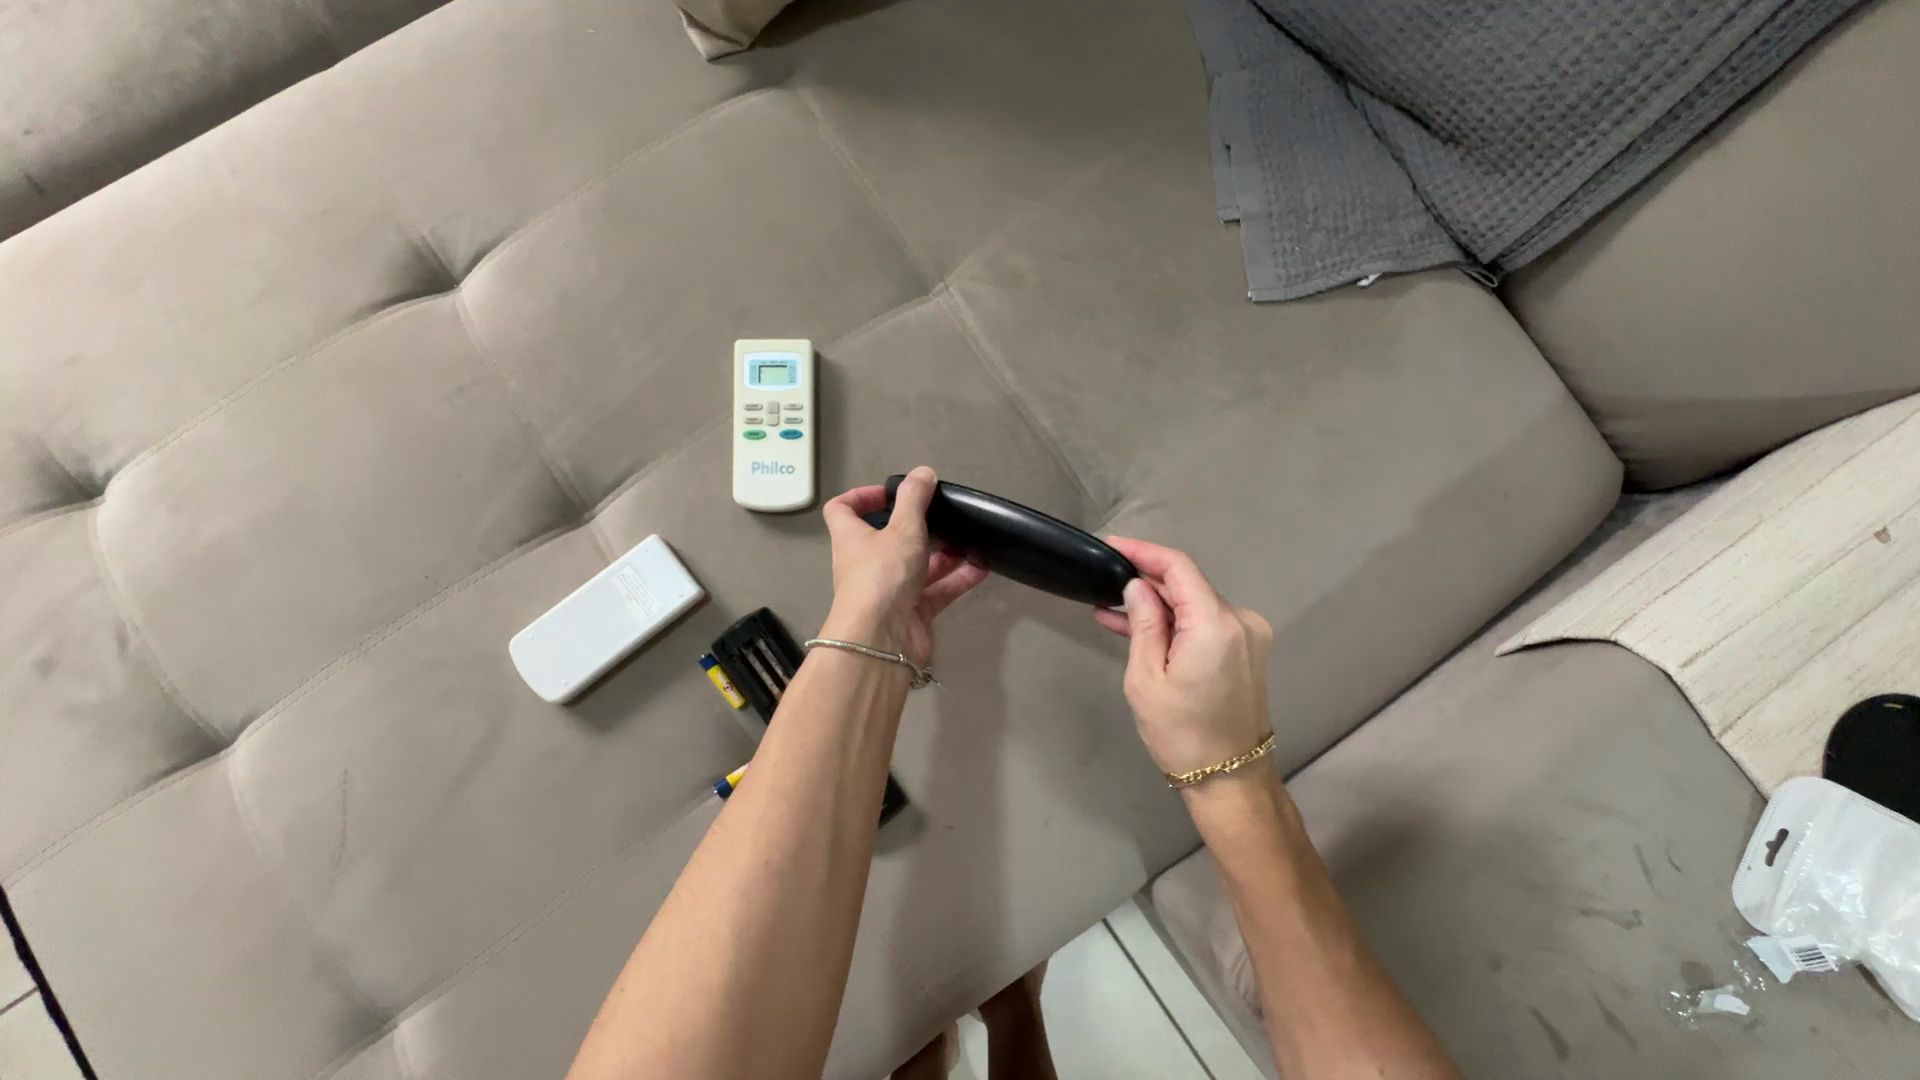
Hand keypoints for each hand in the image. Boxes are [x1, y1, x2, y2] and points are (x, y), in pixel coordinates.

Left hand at [821, 466, 989, 665]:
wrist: (882, 639)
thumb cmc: (882, 575)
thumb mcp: (902, 528)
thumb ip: (914, 499)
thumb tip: (922, 473)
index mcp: (852, 538)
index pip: (843, 510)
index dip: (861, 496)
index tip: (890, 493)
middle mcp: (867, 563)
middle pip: (888, 538)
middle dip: (917, 526)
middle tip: (941, 514)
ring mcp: (891, 589)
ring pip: (918, 565)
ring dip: (943, 553)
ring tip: (969, 539)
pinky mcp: (913, 611)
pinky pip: (938, 589)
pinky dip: (958, 578)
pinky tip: (982, 566)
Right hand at [1094, 538, 1273, 778]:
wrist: (1229, 779)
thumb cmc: (1181, 733)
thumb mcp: (1147, 679)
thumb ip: (1143, 624)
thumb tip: (1137, 586)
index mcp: (1216, 624)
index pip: (1178, 567)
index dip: (1143, 552)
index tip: (1111, 546)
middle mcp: (1240, 620)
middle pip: (1188, 584)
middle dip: (1146, 581)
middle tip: (1103, 584)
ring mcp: (1249, 635)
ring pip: (1195, 604)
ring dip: (1158, 605)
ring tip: (1111, 610)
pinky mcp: (1247, 650)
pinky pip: (1205, 623)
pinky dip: (1176, 623)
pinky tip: (1140, 627)